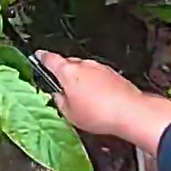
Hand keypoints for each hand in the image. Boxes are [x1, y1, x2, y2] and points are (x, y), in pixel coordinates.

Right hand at [35, 52, 170, 154]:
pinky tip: (98, 100)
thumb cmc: (100, 114)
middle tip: (63, 89)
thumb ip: (59, 100)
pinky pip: (99, 76)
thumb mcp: (69, 113)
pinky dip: (96, 84)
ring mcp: (100, 68)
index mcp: (67, 71)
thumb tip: (58, 96)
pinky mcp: (114, 74)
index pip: (48, 58)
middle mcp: (84, 65)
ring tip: (84, 99)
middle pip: (68, 64)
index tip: (38, 56)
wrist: (132, 114)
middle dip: (64, 74)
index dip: (41, 57)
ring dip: (81, 80)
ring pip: (84, 70)